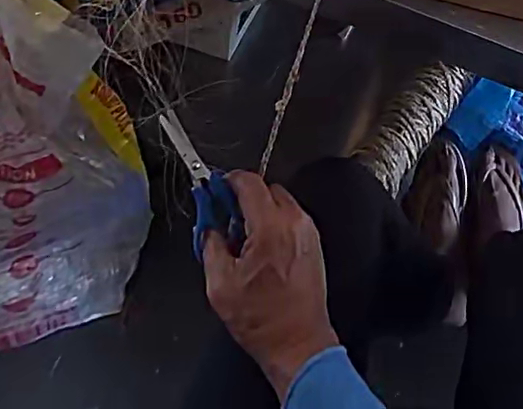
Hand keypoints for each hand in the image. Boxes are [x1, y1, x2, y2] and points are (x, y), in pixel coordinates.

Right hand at [202, 171, 337, 399]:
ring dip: (260, 210)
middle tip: (226, 218)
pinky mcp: (313, 239)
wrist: (297, 341)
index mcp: (270, 228)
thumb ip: (211, 246)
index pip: (250, 182)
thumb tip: (209, 226)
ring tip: (244, 240)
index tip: (217, 187)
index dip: (230, 180)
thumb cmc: (263, 320)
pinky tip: (261, 248)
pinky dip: (274, 222)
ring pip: (279, 201)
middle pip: (266, 188)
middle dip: (244, 198)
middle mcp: (293, 221)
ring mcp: (307, 229)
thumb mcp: (220, 286)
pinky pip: (290, 216)